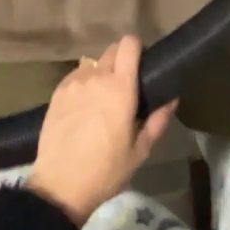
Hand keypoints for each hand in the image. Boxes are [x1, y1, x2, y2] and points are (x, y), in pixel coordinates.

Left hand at [27, 36, 176, 225]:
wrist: (61, 185)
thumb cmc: (106, 170)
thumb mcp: (140, 150)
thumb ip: (158, 120)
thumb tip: (172, 98)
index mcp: (120, 87)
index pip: (129, 44)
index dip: (137, 47)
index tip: (142, 63)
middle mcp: (96, 76)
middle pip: (112, 50)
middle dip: (122, 60)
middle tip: (126, 85)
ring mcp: (74, 82)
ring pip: (93, 63)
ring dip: (101, 72)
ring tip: (103, 97)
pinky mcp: (57, 91)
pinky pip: (76, 76)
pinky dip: (84, 83)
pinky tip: (84, 106)